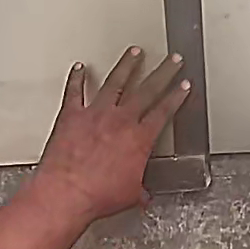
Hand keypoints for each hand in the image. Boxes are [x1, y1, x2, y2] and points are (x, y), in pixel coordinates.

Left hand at [27, 47, 189, 222]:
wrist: (66, 194)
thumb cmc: (97, 196)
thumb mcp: (130, 195)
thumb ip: (139, 189)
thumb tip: (142, 195)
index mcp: (139, 139)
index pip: (164, 111)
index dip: (176, 97)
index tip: (183, 85)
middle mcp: (119, 121)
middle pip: (147, 90)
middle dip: (163, 72)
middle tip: (172, 59)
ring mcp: (94, 114)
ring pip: (115, 82)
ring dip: (126, 66)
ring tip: (134, 52)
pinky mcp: (70, 116)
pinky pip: (74, 91)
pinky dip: (77, 78)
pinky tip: (80, 68)